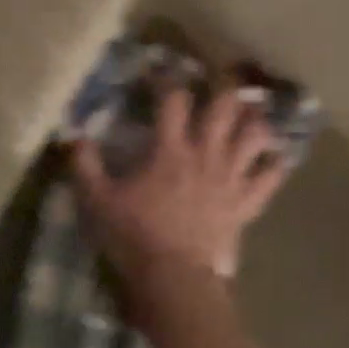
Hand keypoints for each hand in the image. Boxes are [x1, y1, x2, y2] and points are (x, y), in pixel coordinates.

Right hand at [74, 84, 288, 288]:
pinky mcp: (246, 203)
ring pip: (255, 134)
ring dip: (253, 121)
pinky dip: (273, 165)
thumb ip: (86, 166)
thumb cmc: (133, 236)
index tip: (159, 72)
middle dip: (223, 87)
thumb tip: (75, 138)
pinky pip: (270, 177)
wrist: (173, 275)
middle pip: (225, 105)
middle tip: (218, 80)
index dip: (167, 79)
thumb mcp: (97, 201)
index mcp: (169, 150)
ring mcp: (231, 178)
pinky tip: (270, 160)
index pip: (173, 100)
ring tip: (248, 116)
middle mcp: (206, 154)